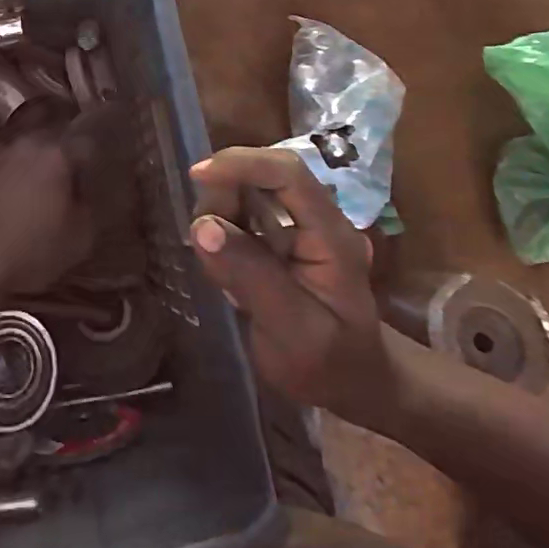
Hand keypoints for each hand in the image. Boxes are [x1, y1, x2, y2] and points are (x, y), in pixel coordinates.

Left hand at [0, 129, 93, 294]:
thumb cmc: (31, 250)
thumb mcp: (79, 239)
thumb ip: (94, 208)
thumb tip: (93, 194)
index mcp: (58, 154)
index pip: (90, 144)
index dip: (101, 161)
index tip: (104, 177)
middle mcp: (31, 144)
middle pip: (61, 141)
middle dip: (72, 157)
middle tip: (82, 180)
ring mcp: (5, 154)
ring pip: (37, 150)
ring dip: (47, 164)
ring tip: (55, 187)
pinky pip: (18, 163)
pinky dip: (27, 173)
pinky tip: (31, 195)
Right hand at [189, 148, 391, 424]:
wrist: (352, 383)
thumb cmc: (329, 365)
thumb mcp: (292, 332)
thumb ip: (250, 277)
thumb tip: (203, 227)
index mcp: (332, 234)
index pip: (289, 173)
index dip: (242, 164)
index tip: (197, 174)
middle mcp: (318, 218)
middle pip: (263, 176)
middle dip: (224, 195)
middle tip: (206, 244)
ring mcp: (300, 226)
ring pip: (248, 190)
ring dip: (221, 214)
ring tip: (222, 270)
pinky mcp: (282, 236)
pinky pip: (243, 213)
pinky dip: (224, 229)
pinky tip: (228, 268)